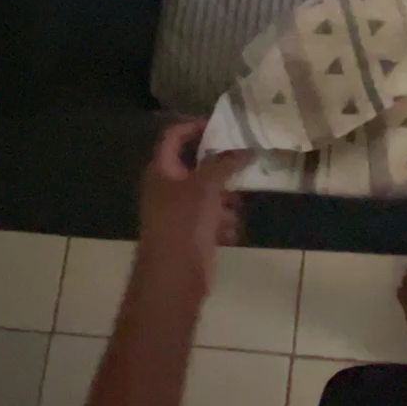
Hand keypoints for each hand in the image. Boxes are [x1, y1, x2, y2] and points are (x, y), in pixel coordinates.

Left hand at [137, 120, 249, 280]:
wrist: (173, 280)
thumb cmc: (184, 225)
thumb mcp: (205, 186)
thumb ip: (224, 163)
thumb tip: (245, 147)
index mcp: (161, 171)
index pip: (174, 136)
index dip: (196, 126)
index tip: (224, 125)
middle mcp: (167, 189)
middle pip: (195, 165)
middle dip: (221, 165)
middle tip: (245, 159)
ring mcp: (178, 213)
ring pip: (208, 193)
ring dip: (226, 197)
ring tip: (240, 203)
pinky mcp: (191, 234)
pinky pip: (212, 218)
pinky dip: (223, 221)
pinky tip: (232, 231)